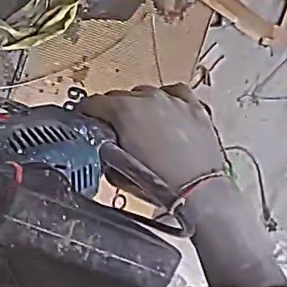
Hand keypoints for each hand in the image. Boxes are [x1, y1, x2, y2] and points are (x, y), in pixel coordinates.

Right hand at [79, 84, 225, 189]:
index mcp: (125, 111)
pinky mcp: (195, 108)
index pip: (94, 103)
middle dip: (114, 112)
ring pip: (147, 94)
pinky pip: (175, 93)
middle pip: (120, 97)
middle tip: (116, 132)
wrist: (200, 193)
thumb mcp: (119, 171)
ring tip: (143, 128)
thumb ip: (106, 151)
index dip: (86, 113)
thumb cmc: (163, 185)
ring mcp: (174, 101)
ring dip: (141, 107)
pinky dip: (168, 100)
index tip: (86, 119)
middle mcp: (149, 99)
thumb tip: (103, 146)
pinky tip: (166, 111)